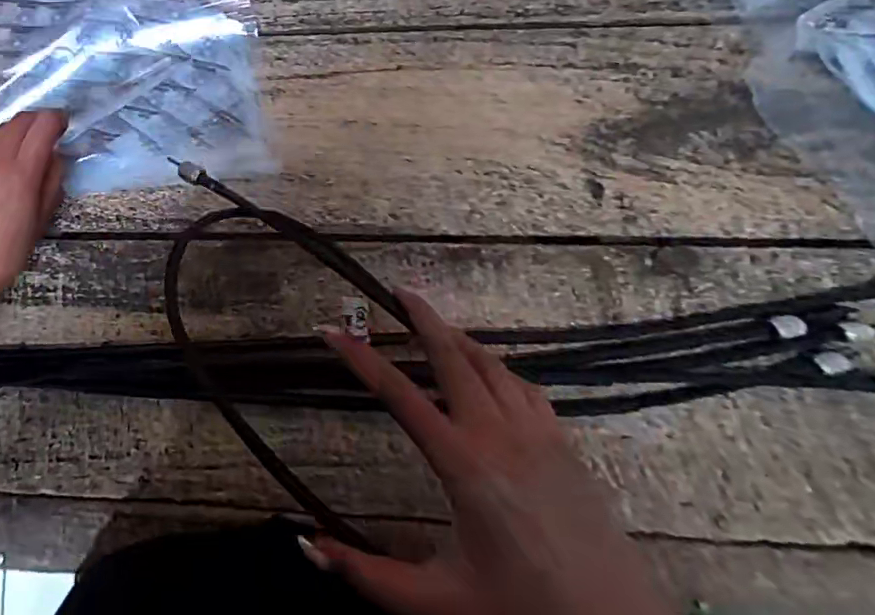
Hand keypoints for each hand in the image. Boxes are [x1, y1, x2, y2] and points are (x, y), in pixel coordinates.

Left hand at [0, 111, 66, 299]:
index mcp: (21, 172)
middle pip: (21, 119)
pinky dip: (5, 141)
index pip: (43, 124)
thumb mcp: (42, 217)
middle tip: (53, 131)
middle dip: (40, 119)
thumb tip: (55, 156)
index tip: (66, 125)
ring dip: (22, 128)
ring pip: (3, 128)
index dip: (58, 119)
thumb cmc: (10, 251)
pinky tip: (12, 160)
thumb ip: (52, 180)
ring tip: (33, 144)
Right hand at [308, 292, 673, 614]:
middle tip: (398, 292)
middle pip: (453, 355)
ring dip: (459, 337)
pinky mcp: (564, 444)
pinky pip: (524, 387)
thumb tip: (310, 546)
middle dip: (423, 317)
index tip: (332, 331)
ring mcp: (536, 434)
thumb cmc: (525, 612)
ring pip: (491, 364)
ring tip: (436, 324)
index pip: (399, 395)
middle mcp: (497, 434)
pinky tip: (490, 373)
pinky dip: (498, 367)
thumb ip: (370, 576)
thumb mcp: (440, 602)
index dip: (360, 359)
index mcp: (462, 463)